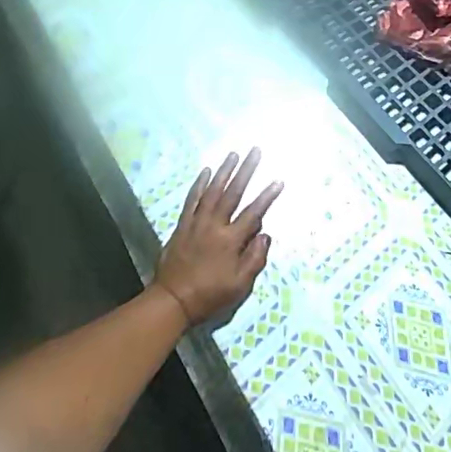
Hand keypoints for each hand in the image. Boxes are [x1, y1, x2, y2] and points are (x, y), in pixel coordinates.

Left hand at [153, 148, 282, 325]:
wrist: (173, 299)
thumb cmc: (210, 295)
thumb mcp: (239, 285)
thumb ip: (254, 259)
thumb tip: (265, 235)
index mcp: (230, 240)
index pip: (253, 214)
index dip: (267, 197)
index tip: (278, 181)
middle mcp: (214, 225)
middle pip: (233, 193)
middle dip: (245, 171)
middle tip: (254, 152)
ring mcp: (196, 222)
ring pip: (212, 190)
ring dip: (224, 171)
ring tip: (233, 154)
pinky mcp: (183, 224)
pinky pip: (192, 199)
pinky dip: (200, 184)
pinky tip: (206, 172)